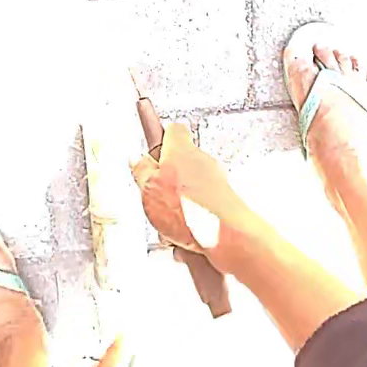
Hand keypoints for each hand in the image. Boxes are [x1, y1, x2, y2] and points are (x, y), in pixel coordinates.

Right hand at [130, 121, 247, 255]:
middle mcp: (202, 161)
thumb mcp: (148, 187)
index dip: (161, 136)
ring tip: (168, 223)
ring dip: (176, 205)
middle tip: (153, 194)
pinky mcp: (223, 204)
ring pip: (187, 190)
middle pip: (178, 163)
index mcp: (181, 149)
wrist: (228, 237)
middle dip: (165, 181)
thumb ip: (141, 170)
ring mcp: (215, 183)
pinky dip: (189, 222)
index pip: (173, 129)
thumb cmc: (190, 209)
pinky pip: (198, 210)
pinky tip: (183, 237)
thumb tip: (138, 160)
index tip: (152, 143)